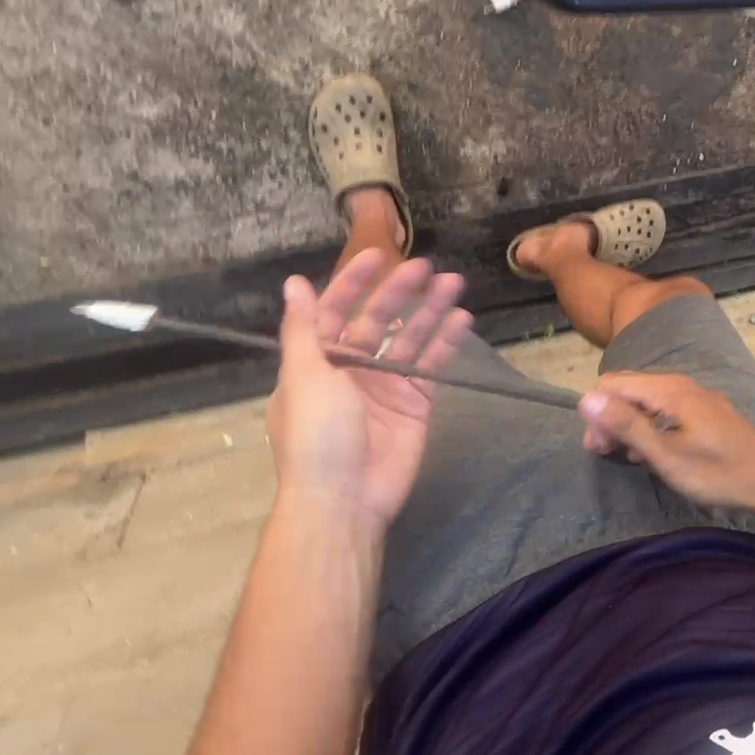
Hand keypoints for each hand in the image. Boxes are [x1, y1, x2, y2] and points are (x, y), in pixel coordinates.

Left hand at [266, 250, 472, 532]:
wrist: (346, 497)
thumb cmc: (316, 435)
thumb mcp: (305, 377)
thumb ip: (304, 328)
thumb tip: (294, 283)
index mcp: (317, 361)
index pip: (336, 311)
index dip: (355, 283)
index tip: (379, 256)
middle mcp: (351, 368)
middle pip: (378, 320)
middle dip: (400, 293)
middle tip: (427, 268)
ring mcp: (386, 386)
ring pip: (410, 339)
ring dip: (430, 311)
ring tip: (454, 285)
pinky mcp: (415, 403)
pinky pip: (432, 365)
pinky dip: (446, 343)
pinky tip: (461, 320)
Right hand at [579, 372, 754, 512]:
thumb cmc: (717, 471)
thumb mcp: (666, 454)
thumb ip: (626, 425)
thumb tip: (586, 399)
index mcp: (668, 390)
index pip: (612, 383)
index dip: (596, 412)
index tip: (598, 447)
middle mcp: (679, 384)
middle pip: (627, 388)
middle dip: (609, 416)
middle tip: (605, 452)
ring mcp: (693, 396)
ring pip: (645, 399)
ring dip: (627, 423)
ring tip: (623, 455)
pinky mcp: (702, 411)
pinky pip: (663, 409)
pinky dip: (648, 425)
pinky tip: (649, 452)